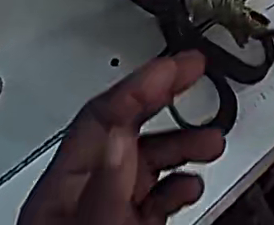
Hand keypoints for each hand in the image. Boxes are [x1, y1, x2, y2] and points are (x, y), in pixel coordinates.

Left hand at [18, 52, 226, 224]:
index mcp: (62, 187)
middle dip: (164, 95)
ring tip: (211, 137)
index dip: (142, 83)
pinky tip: (191, 181)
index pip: (103, 114)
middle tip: (196, 68)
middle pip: (126, 126)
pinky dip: (175, 183)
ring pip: (144, 161)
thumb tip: (120, 134)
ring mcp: (103, 210)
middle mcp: (82, 193)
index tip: (176, 63)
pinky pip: (151, 197)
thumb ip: (104, 186)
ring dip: (180, 143)